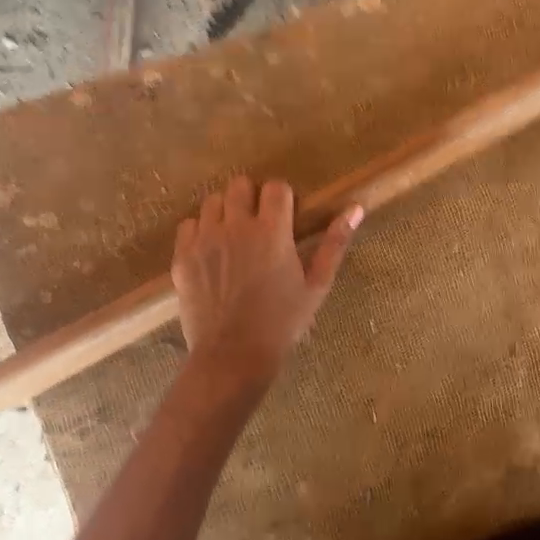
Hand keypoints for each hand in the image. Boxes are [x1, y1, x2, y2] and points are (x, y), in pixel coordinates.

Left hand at [170, 175, 362, 385]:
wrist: (233, 354)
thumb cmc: (282, 321)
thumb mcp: (317, 284)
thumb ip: (335, 244)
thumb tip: (356, 209)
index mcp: (272, 231)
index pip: (276, 187)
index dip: (283, 196)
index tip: (287, 214)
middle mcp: (236, 227)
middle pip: (240, 185)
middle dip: (252, 197)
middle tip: (259, 221)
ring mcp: (205, 240)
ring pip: (212, 202)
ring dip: (225, 211)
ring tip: (234, 233)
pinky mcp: (183, 257)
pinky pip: (188, 224)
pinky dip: (200, 230)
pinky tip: (212, 249)